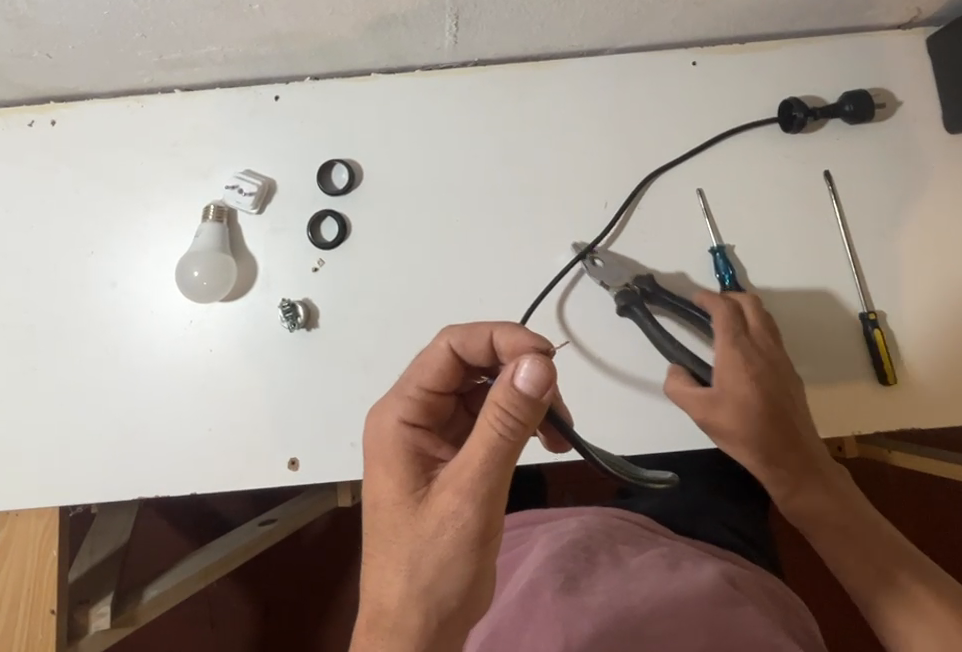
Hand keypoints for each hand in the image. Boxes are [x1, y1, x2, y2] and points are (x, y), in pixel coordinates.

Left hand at [352, 323, 568, 651]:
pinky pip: (488, 421)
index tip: (547, 358)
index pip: (450, 347)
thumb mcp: (472, 491)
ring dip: (524, 399)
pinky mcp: (451, 457)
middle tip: (560, 401)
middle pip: (468, 364)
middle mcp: (413, 414)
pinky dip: (520, 423)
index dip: (499, 339)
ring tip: (561, 429)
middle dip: (517, 372)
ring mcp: (432, 435)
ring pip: (483, 390)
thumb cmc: (432, 567)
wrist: (415, 634)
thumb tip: (539, 362)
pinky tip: (549, 441)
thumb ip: (505, 423)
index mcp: (401, 413)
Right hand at [663, 291, 840, 507]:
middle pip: (750, 303)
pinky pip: (773, 335)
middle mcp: (762, 345)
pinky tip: (746, 351)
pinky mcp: (790, 370)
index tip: (695, 298)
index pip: (724, 308)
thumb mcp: (700, 413)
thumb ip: (678, 386)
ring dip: (746, 310)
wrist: (792, 456)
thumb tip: (675, 370)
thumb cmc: (744, 432)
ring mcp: (780, 356)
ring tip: (728, 323)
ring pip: (766, 317)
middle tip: (711, 307)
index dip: (708, 297)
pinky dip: (758, 328)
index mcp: (738, 350)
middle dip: (729, 296)